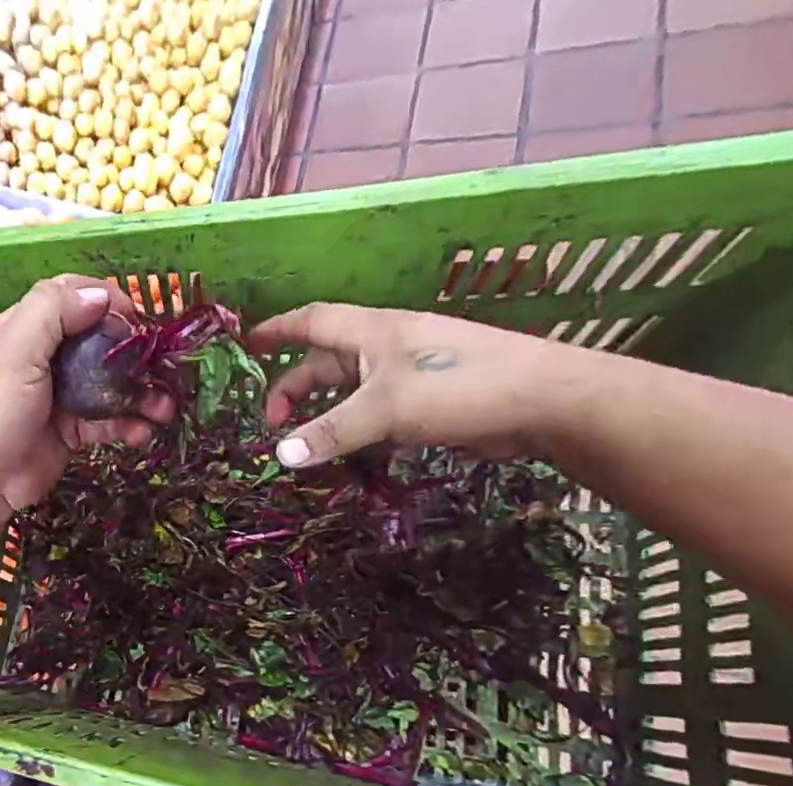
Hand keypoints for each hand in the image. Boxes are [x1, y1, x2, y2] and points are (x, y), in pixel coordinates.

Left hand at [0, 274, 174, 519]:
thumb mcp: (15, 352)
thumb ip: (52, 313)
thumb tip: (99, 296)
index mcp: (23, 330)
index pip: (69, 297)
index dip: (104, 300)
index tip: (135, 319)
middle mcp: (43, 357)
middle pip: (96, 339)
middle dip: (132, 350)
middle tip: (159, 364)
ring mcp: (59, 395)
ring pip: (108, 382)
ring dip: (140, 392)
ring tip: (165, 408)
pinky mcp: (71, 430)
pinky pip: (107, 420)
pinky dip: (128, 424)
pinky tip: (142, 433)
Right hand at [251, 303, 582, 465]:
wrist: (545, 402)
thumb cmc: (459, 386)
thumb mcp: (385, 408)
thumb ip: (331, 432)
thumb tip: (280, 456)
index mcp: (372, 332)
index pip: (312, 321)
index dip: (278, 330)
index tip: (247, 344)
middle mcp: (386, 349)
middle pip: (325, 363)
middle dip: (294, 389)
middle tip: (272, 424)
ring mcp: (407, 376)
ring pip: (350, 393)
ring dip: (323, 416)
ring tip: (303, 446)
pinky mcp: (426, 403)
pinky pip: (375, 415)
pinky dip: (354, 432)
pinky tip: (348, 455)